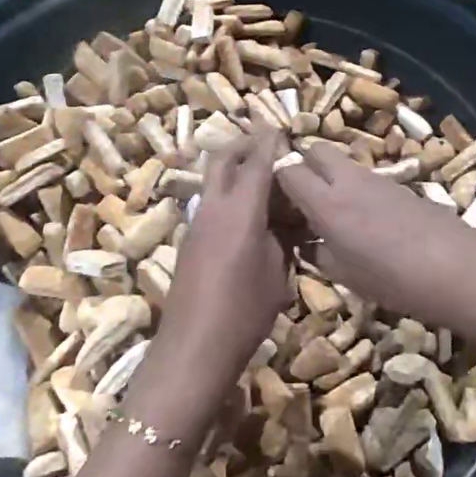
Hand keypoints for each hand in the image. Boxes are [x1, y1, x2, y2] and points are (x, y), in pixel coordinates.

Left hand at [156, 125, 290, 367]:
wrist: (194, 348)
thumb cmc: (244, 311)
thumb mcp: (276, 272)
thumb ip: (281, 238)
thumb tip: (284, 220)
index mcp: (239, 211)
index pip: (257, 161)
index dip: (271, 141)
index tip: (282, 128)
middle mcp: (213, 209)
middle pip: (224, 160)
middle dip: (246, 146)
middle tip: (270, 149)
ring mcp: (197, 225)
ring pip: (215, 182)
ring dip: (237, 173)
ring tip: (268, 185)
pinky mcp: (190, 242)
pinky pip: (212, 205)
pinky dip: (231, 198)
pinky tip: (251, 219)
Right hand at [274, 144, 475, 341]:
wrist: (457, 269)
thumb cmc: (394, 280)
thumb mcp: (345, 275)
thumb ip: (317, 252)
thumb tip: (304, 240)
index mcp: (327, 203)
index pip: (287, 169)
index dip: (275, 178)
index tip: (272, 199)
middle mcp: (348, 180)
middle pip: (315, 149)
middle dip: (302, 164)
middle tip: (299, 198)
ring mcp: (377, 178)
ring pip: (341, 161)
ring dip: (328, 176)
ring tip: (330, 211)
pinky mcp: (398, 183)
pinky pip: (364, 175)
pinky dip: (352, 187)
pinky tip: (362, 217)